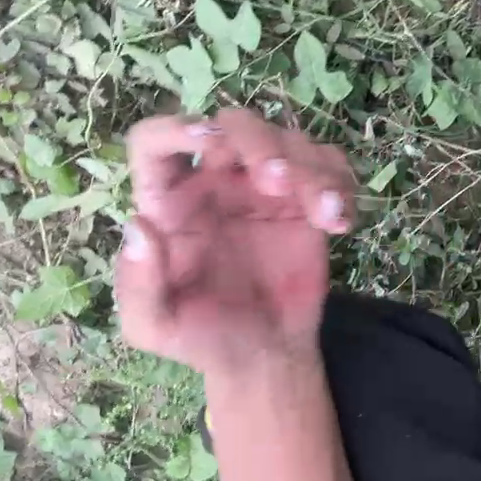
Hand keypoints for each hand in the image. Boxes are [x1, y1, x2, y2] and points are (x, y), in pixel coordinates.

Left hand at [113, 109, 354, 374]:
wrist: (264, 355)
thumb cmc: (202, 337)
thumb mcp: (154, 326)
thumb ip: (138, 284)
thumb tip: (139, 226)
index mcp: (169, 201)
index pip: (156, 141)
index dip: (176, 128)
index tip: (207, 141)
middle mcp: (217, 182)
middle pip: (236, 124)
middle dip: (260, 142)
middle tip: (278, 181)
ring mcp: (266, 188)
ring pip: (292, 142)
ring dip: (313, 170)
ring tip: (327, 215)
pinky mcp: (309, 201)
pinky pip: (331, 169)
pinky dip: (342, 185)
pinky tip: (340, 222)